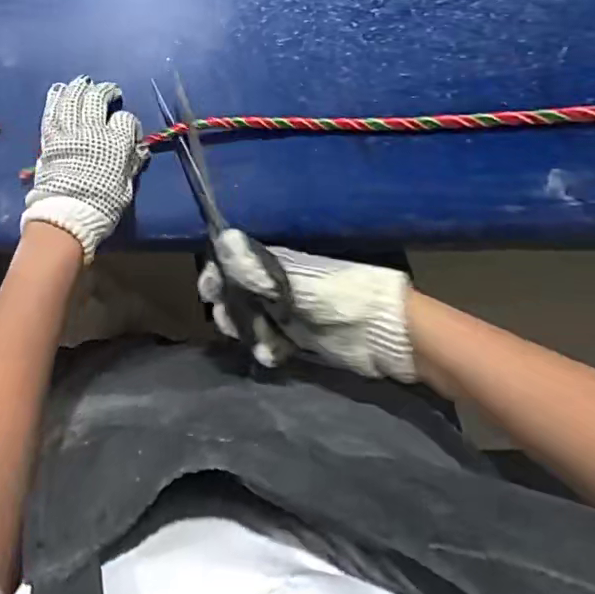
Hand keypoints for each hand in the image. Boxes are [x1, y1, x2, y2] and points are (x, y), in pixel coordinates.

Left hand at [20, 76, 145, 259]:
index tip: (127, 129)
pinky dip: (55, 98)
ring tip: (83, 81)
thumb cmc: (100, 203)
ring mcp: (68, 132)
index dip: (128, 122)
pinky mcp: (50, 138)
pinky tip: (58, 89)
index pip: (125, 120)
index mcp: (115, 143)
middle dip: (104, 91)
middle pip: (96, 100)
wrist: (66, 212)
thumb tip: (137, 149)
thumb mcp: (125, 185)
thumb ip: (130, 163)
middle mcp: (91, 131)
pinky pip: (52, 112)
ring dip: (78, 88)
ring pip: (73, 100)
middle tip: (108, 89)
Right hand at [198, 236, 416, 381]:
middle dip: (227, 307)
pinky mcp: (295, 340)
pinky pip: (267, 342)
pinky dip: (265, 348)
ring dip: (244, 330)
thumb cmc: (336, 295)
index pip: (230, 265)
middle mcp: (272, 285)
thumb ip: (253, 264)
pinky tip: (271, 354)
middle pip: (233, 293)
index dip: (216, 276)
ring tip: (255, 339)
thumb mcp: (293, 276)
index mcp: (271, 263)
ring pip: (246, 319)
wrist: (383, 334)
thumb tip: (221, 239)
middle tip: (230, 321)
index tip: (210, 291)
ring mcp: (284, 313)